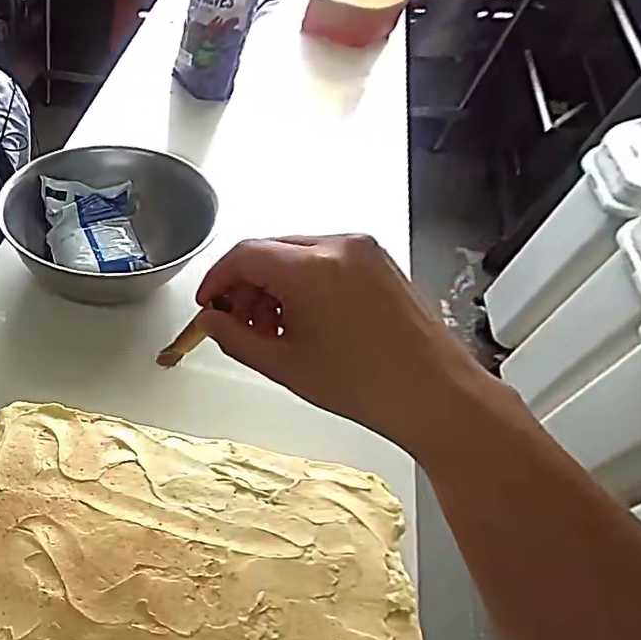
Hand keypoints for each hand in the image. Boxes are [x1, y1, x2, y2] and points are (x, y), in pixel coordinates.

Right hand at [195, 235, 472, 448]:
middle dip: (244, 285)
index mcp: (311, 269)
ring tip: (271, 329)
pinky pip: (324, 259)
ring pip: (295, 254)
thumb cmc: (367, 384)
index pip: (243, 254)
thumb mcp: (283, 365)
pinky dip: (301, 282)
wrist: (431, 392)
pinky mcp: (377, 261)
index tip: (208, 302)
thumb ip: (234, 338)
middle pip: (269, 250)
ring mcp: (363, 250)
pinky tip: (300, 319)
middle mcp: (339, 247)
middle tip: (236, 322)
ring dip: (272, 284)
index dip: (216, 279)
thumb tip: (211, 323)